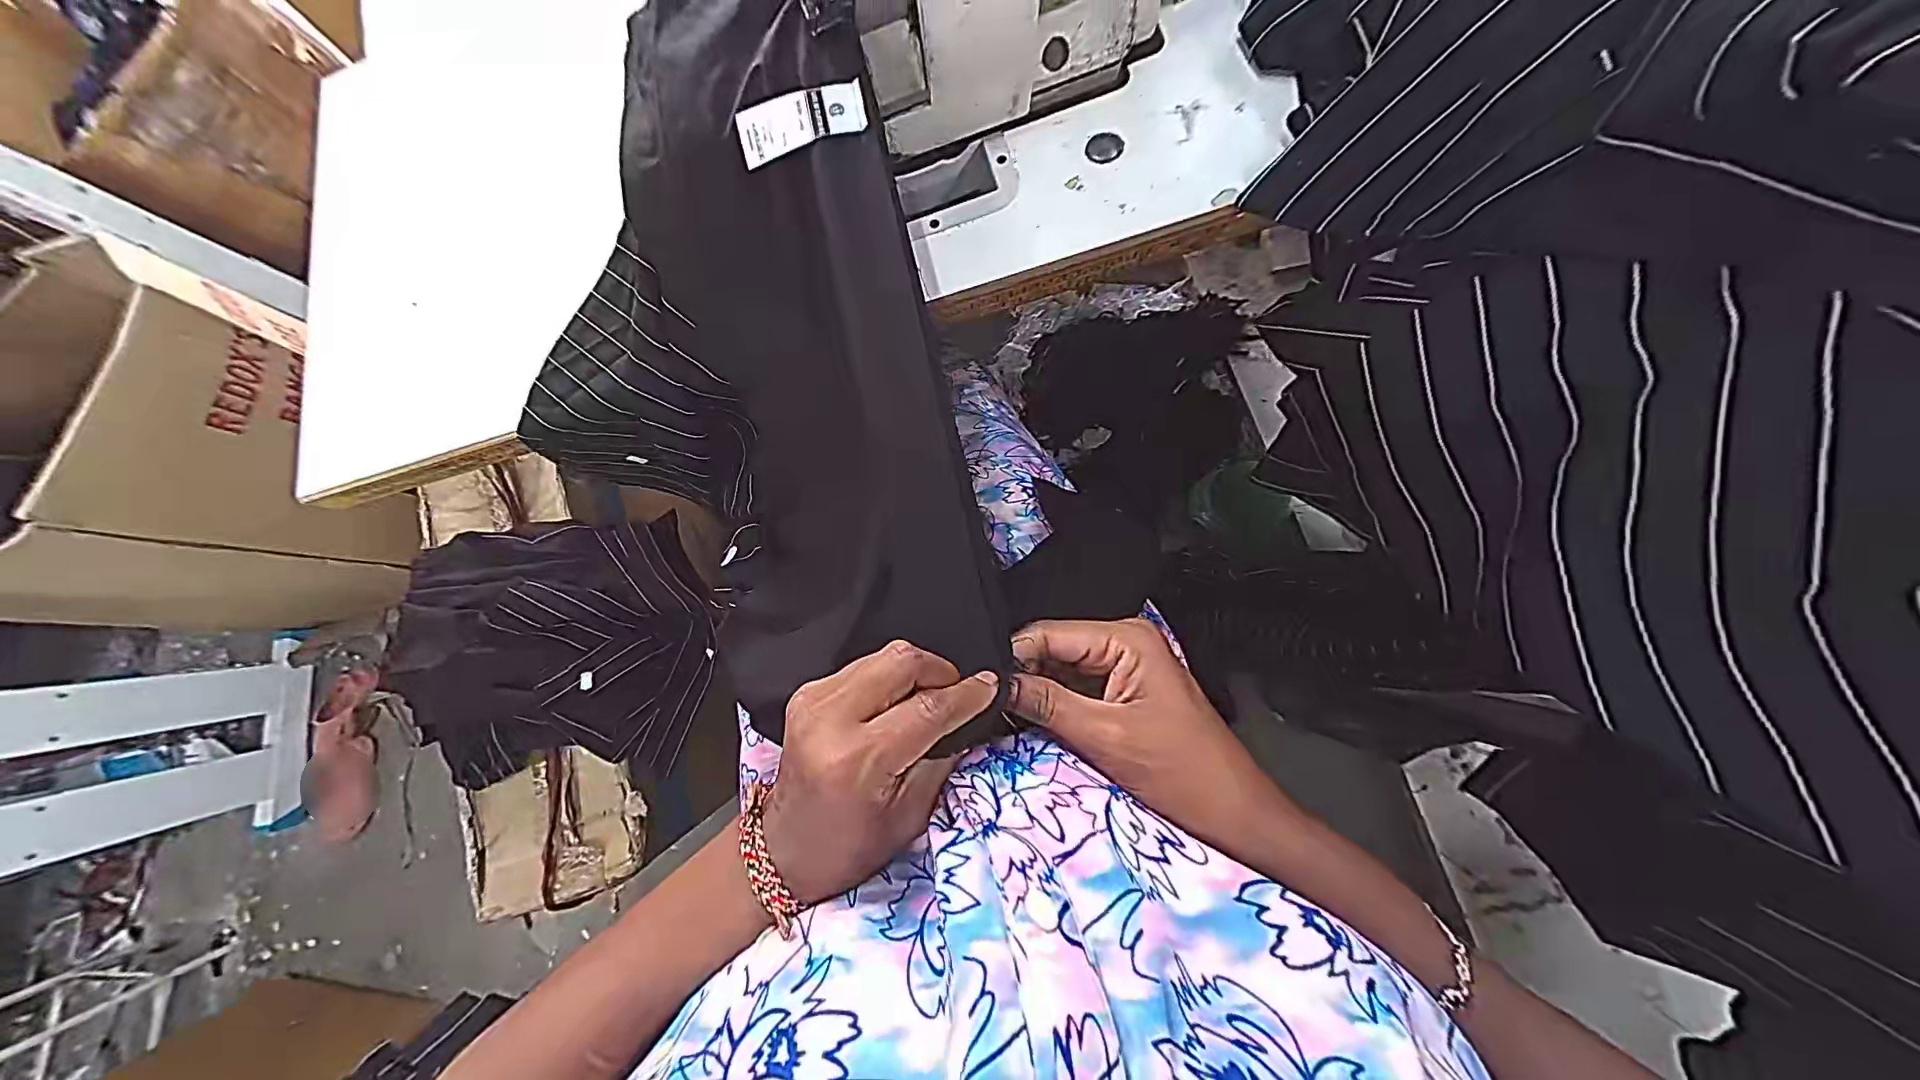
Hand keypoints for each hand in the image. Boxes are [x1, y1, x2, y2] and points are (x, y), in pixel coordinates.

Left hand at [762, 640, 997, 904]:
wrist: (784, 850)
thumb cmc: (848, 847)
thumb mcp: (909, 815)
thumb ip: (942, 758)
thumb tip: (968, 717)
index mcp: (857, 759)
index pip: (927, 707)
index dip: (966, 694)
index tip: (990, 687)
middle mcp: (829, 719)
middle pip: (903, 661)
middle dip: (941, 672)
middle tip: (957, 695)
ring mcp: (812, 700)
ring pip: (884, 655)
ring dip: (916, 672)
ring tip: (928, 700)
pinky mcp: (806, 692)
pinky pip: (863, 665)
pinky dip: (890, 677)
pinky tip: (896, 703)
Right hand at [1009, 618, 1295, 850]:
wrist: (1231, 814)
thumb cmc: (1187, 775)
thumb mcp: (1105, 736)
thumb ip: (1047, 703)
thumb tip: (1000, 685)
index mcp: (1127, 638)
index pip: (1048, 633)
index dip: (1012, 657)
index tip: (982, 686)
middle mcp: (1124, 644)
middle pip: (1052, 650)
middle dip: (1023, 677)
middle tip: (991, 706)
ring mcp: (1122, 669)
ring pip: (1059, 672)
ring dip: (1036, 694)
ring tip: (1008, 718)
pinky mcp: (1120, 694)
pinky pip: (1074, 691)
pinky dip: (1053, 708)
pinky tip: (1034, 724)